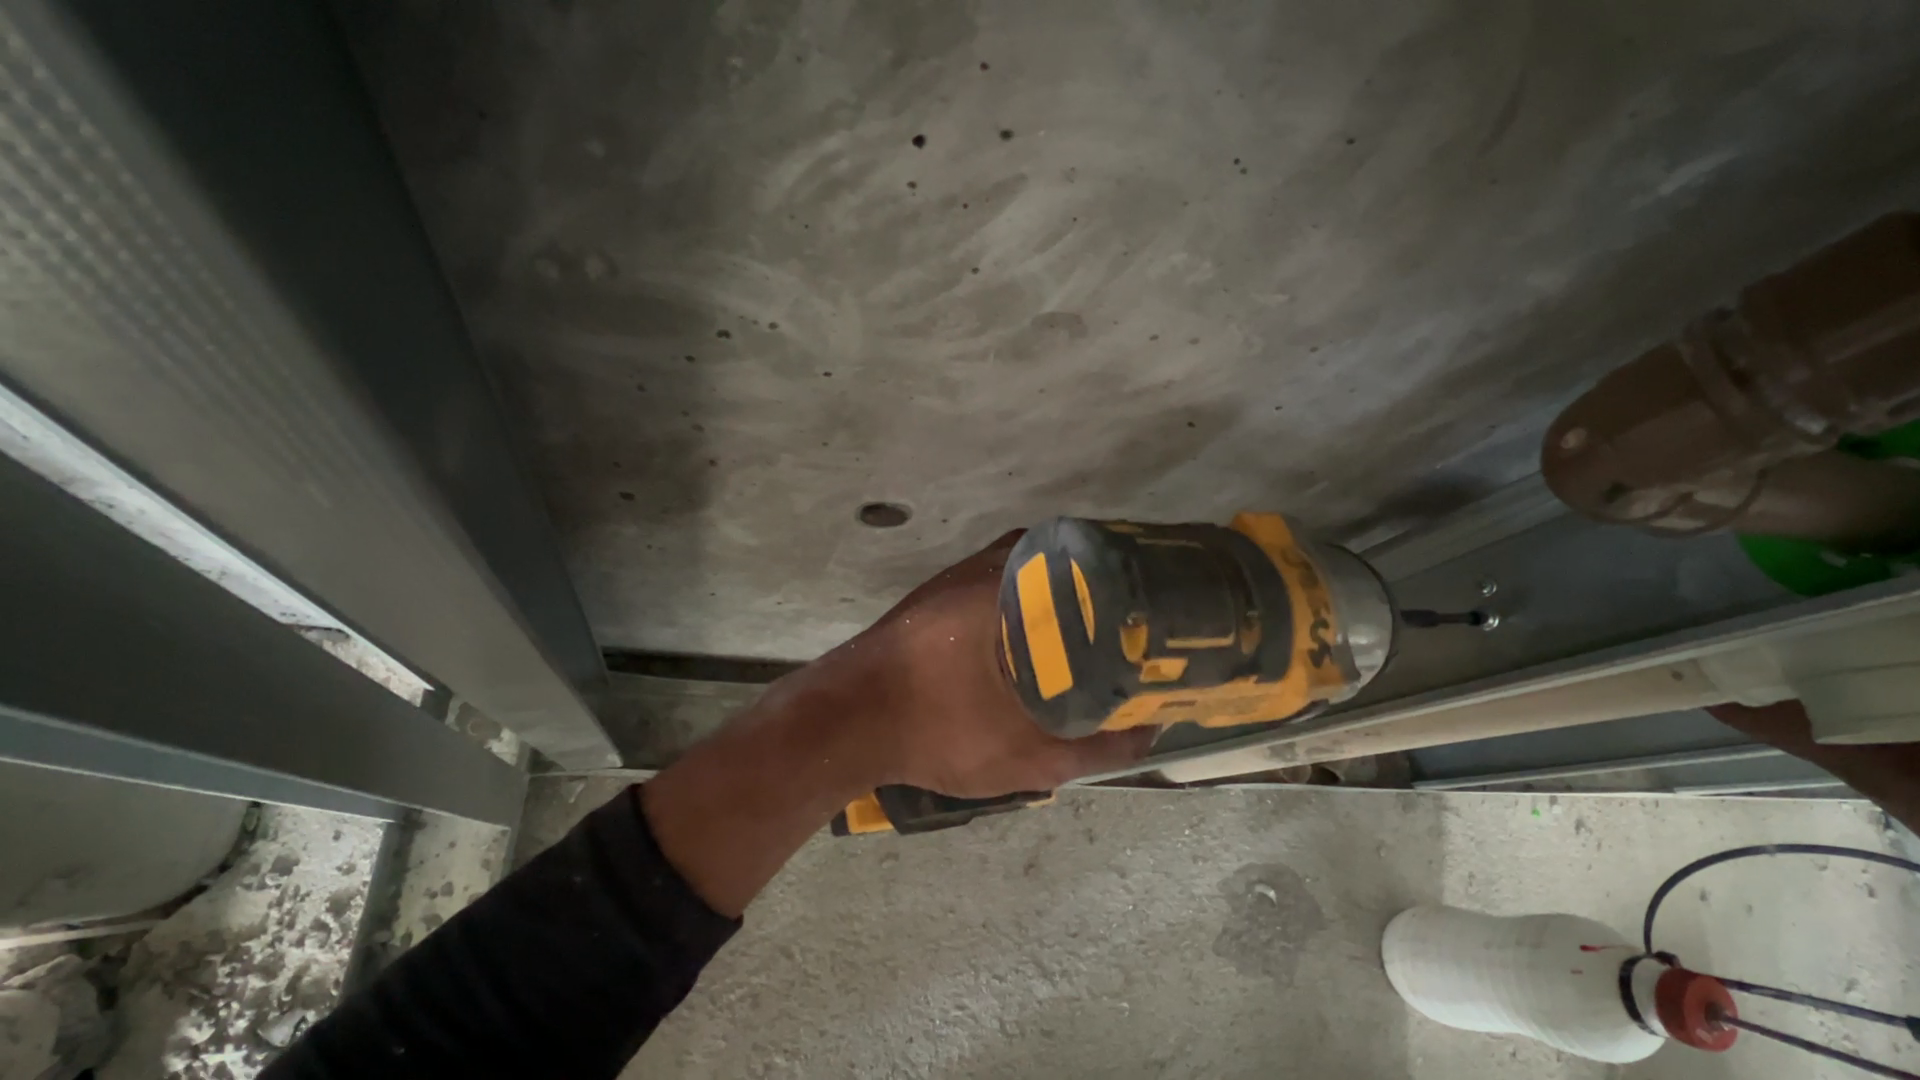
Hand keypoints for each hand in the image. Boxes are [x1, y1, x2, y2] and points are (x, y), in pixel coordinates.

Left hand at [789, 531, 1155, 796]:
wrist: (843, 725)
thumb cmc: (938, 731)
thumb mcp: (1028, 755)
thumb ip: (1096, 745)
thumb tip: (1150, 728)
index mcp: (1015, 586)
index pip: (1094, 557)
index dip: (1129, 576)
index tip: (1152, 600)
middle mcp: (985, 565)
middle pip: (1061, 560)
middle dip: (1095, 586)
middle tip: (1122, 622)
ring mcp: (953, 577)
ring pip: (1023, 572)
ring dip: (1053, 594)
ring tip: (1084, 632)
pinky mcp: (929, 597)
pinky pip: (990, 586)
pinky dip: (1018, 604)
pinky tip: (1024, 642)